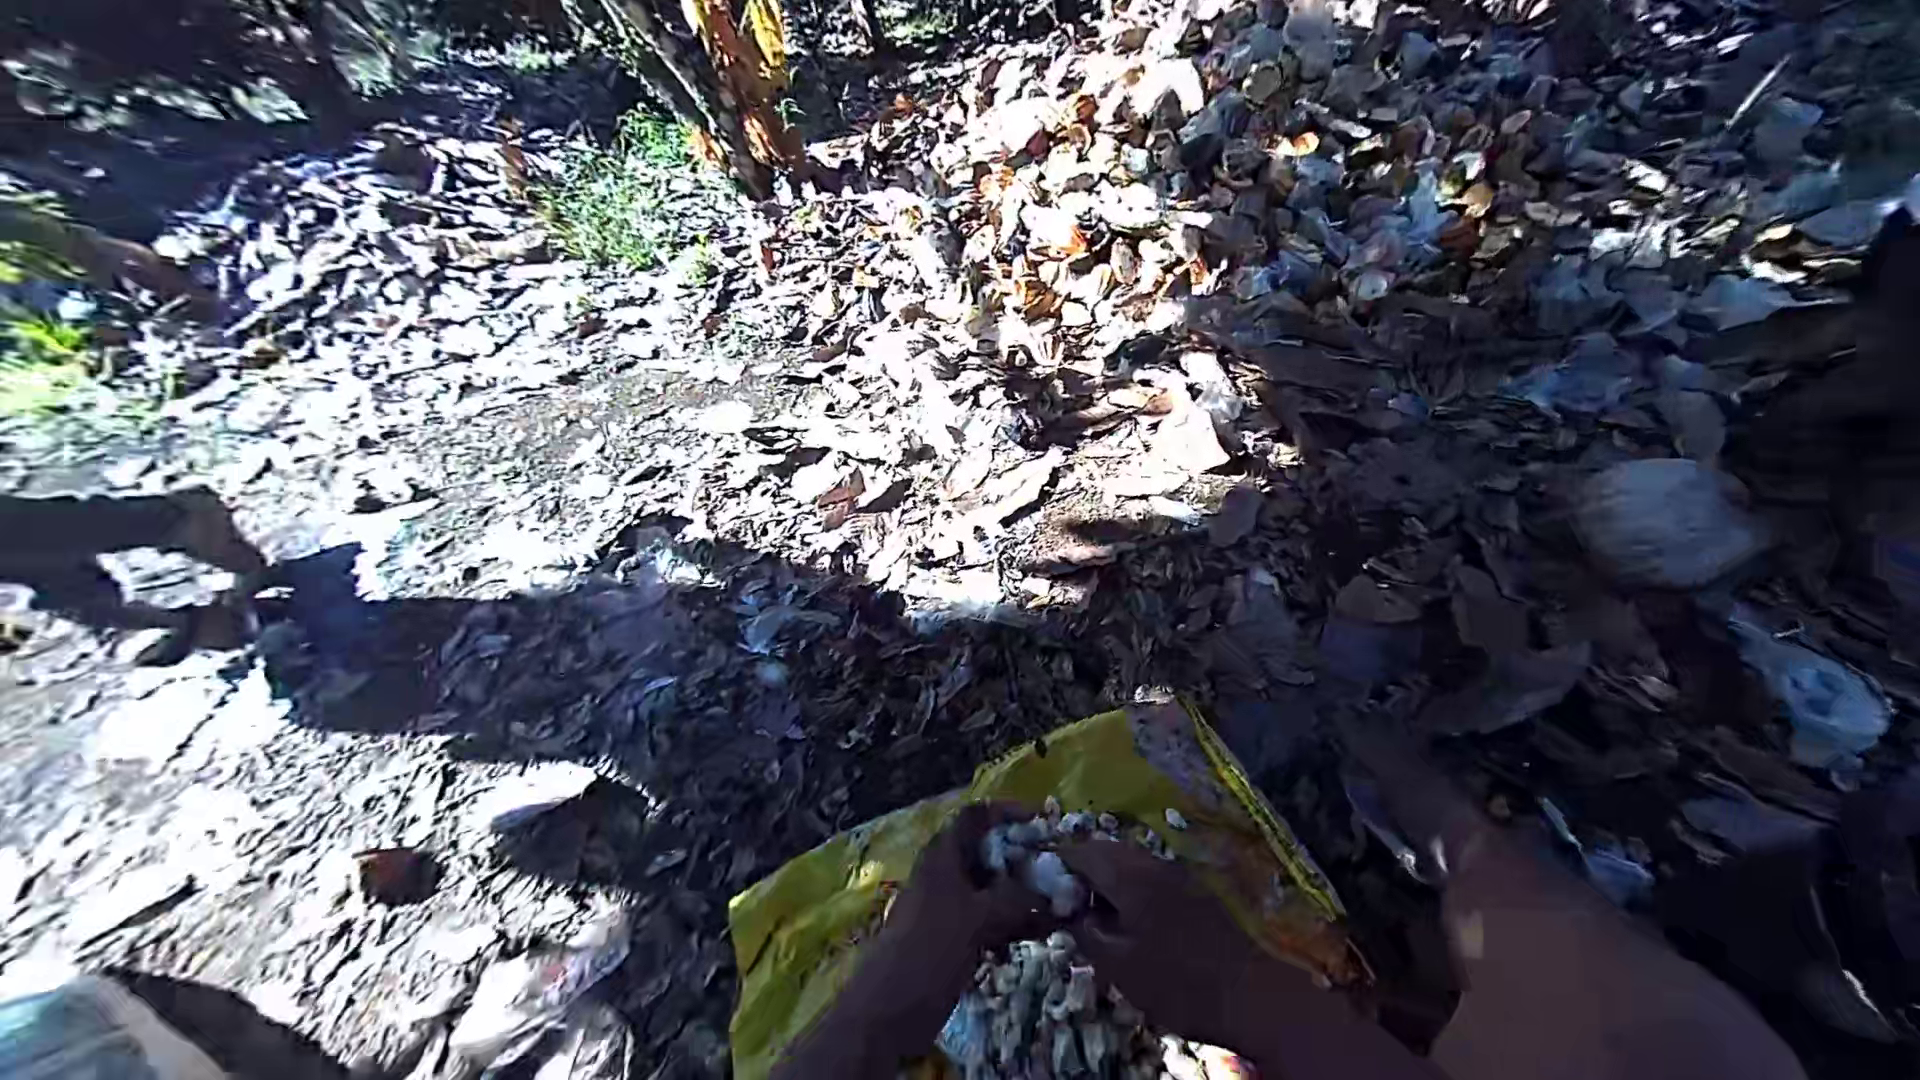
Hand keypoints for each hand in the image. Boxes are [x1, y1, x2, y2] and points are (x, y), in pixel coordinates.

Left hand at [772, 802, 1052, 1079]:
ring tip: (1055, 905)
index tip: (1040, 822)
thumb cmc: (930, 948)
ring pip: (991, 887)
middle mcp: (946, 871)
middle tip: (1056, 869)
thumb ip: (1014, 899)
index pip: (977, 815)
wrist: (888, 1008)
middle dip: (1022, 858)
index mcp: (944, 853)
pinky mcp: (952, 934)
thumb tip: (1049, 893)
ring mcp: (948, 903)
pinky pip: (987, 918)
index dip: (1007, 812)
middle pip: (988, 851)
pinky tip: (1036, 934)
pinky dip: (1010, 922)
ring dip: (1021, 894)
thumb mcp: (977, 918)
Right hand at [1056, 838, 1279, 1048]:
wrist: (1252, 994)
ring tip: (1095, 903)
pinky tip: (1129, 910)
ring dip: (1106, 870)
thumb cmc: (1178, 982)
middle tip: (1066, 891)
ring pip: (1128, 857)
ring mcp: (1174, 872)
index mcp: (1129, 875)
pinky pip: (1147, 869)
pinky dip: (1128, 879)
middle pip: (1106, 848)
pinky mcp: (1191, 887)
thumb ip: (1087, 933)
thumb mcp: (1121, 967)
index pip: (1083, 852)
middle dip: (1082, 863)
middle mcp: (1150, 863)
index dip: (1059, 861)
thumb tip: (1068, 912)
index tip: (1044, 879)